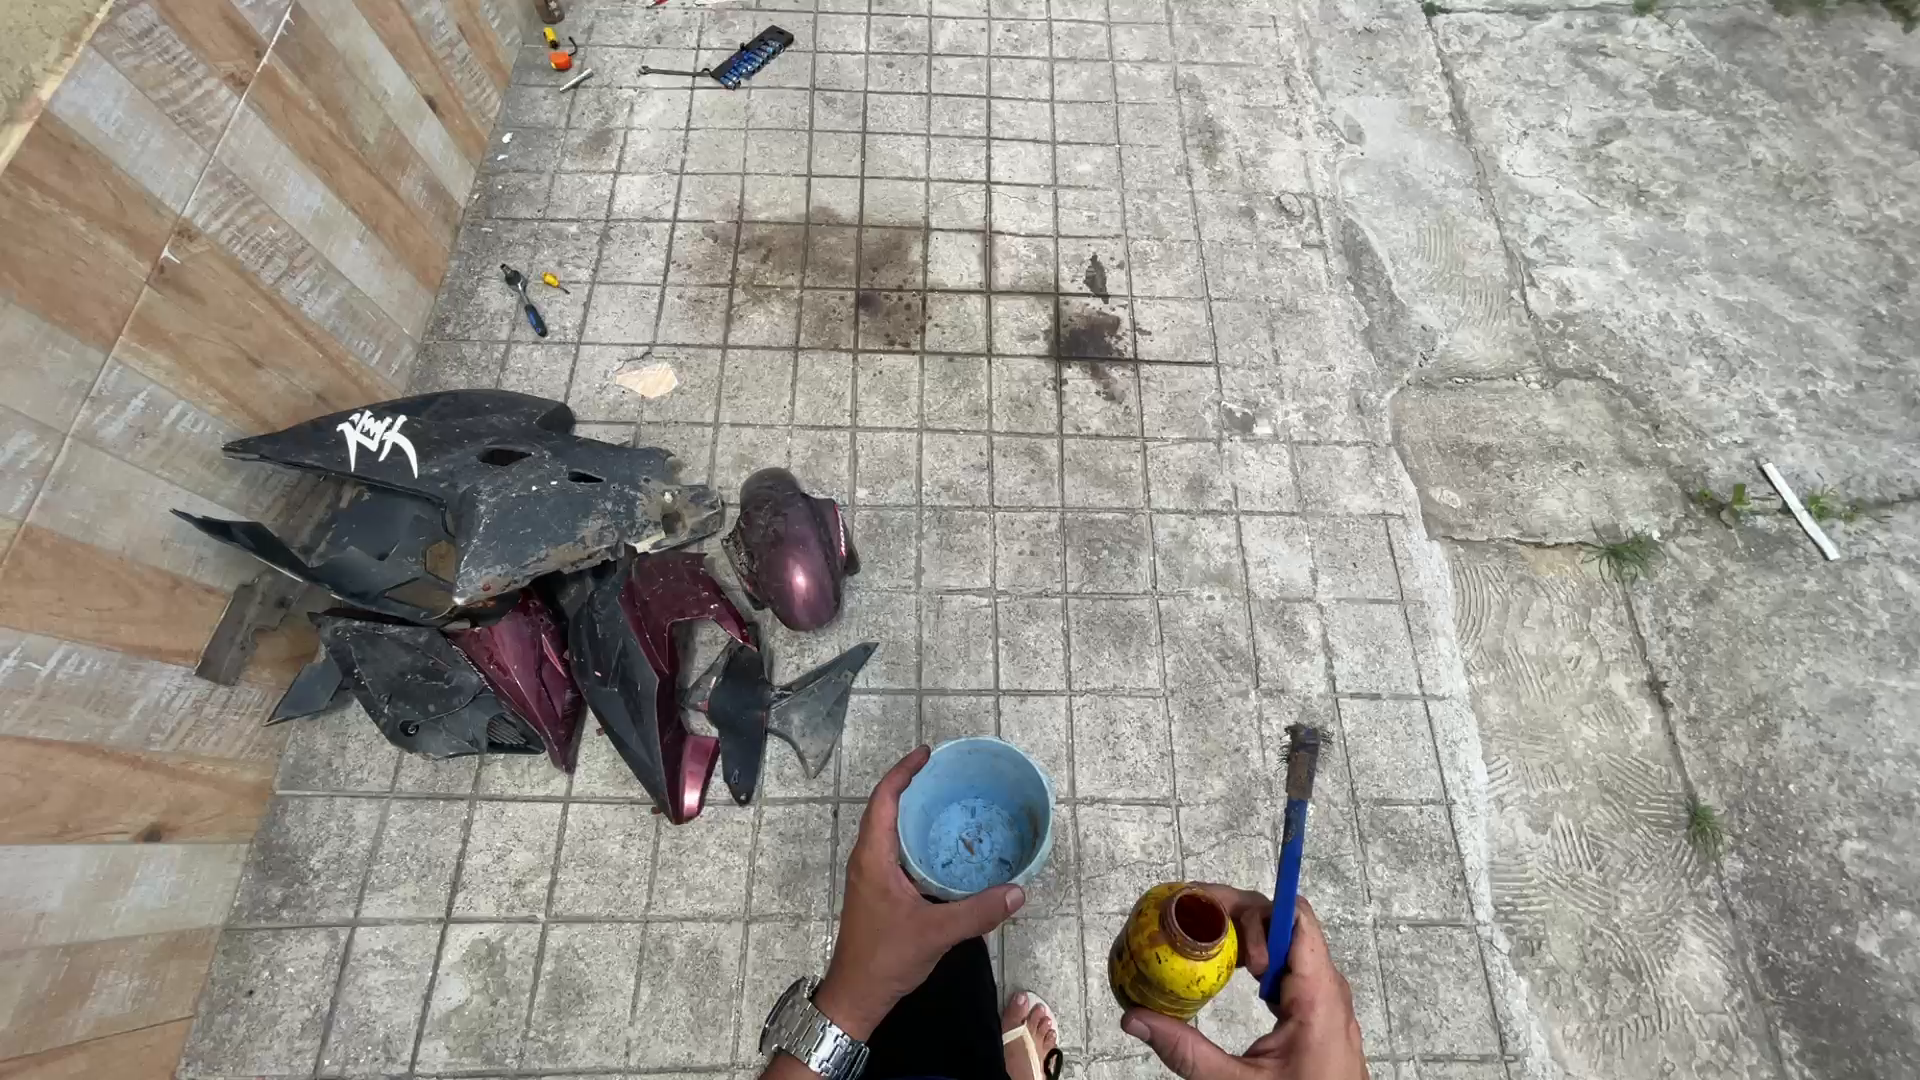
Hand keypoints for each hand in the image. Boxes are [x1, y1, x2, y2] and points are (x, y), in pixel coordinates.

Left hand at [814, 746, 1025, 1039]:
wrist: (855, 996)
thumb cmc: (885, 958)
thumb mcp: (936, 933)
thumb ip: (977, 912)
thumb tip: (1017, 891)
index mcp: (873, 855)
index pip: (884, 798)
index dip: (903, 771)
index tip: (927, 753)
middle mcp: (867, 857)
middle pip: (884, 806)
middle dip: (910, 783)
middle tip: (942, 771)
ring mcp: (869, 873)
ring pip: (887, 827)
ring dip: (910, 808)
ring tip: (943, 798)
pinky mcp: (875, 888)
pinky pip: (893, 846)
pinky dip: (912, 833)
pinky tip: (938, 844)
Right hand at [1122, 898, 1367, 1079]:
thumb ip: (1188, 1052)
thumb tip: (1133, 1018)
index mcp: (1318, 998)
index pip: (1296, 919)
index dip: (1255, 909)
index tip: (1218, 925)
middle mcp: (1327, 989)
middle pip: (1285, 923)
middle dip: (1238, 915)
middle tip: (1196, 926)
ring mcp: (1324, 999)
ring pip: (1286, 941)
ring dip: (1246, 934)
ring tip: (1209, 944)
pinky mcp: (1317, 1011)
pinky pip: (1289, 965)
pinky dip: (1257, 956)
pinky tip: (1234, 971)